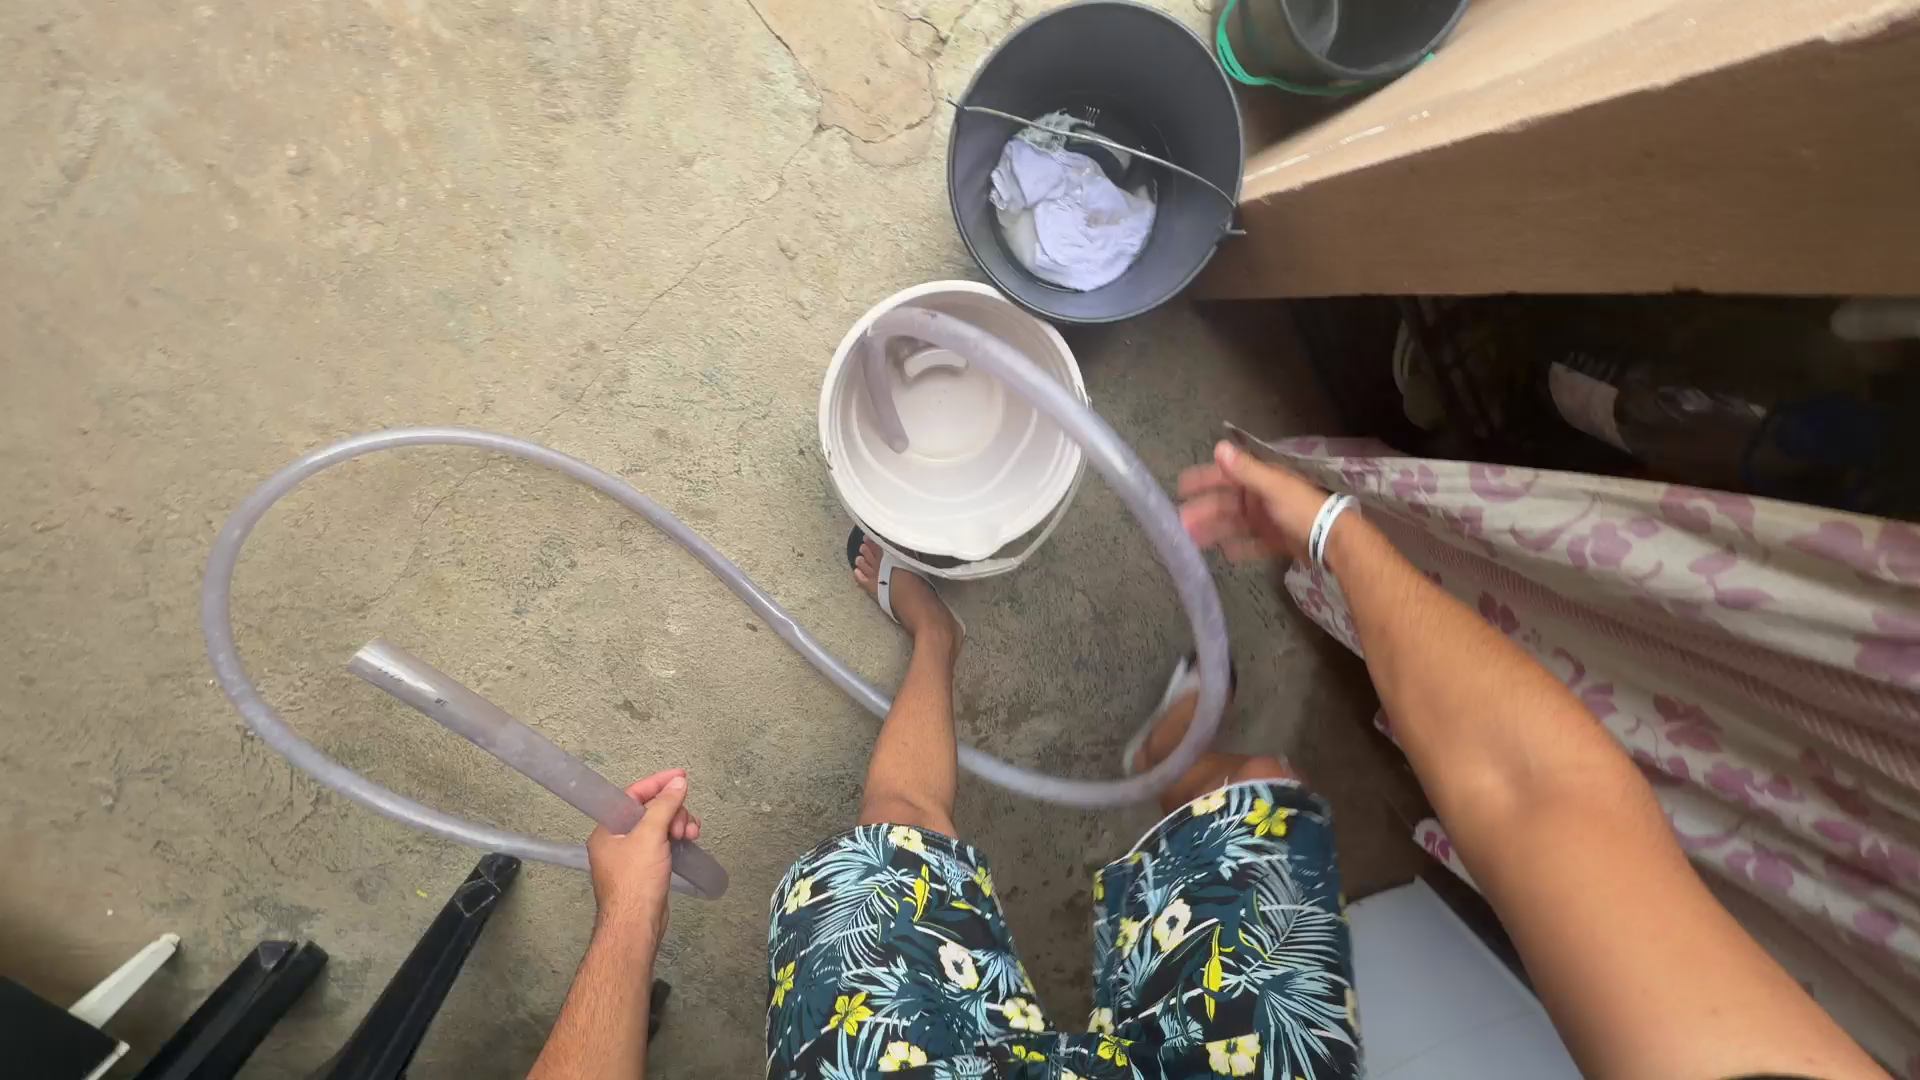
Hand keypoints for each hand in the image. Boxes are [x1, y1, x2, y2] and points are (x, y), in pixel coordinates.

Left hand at [586, 770, 699, 945]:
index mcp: (607, 830)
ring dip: (679, 823)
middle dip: (673, 810)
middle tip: (684, 823)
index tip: (681, 777)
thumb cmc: (636, 880)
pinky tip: (689, 840)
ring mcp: (632, 855)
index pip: (633, 795)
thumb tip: (678, 783)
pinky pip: (664, 841)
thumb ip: (665, 805)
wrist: (637, 925)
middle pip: (650, 810)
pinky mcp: (647, 867)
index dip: (657, 783)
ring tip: (690, 834)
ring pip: (660, 826)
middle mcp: (617, 840)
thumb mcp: (650, 835)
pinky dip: (678, 837)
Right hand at [1178, 440, 1328, 561]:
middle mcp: (1261, 498)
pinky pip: (1251, 543)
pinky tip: (1225, 553)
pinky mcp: (1274, 540)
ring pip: (1233, 524)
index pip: (1226, 476)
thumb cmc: (1302, 509)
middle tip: (1182, 523)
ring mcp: (1267, 520)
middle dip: (1204, 511)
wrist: (1332, 540)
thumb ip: (1246, 470)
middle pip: (1226, 503)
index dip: (1204, 480)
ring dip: (1214, 530)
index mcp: (1261, 481)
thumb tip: (1220, 447)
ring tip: (1193, 540)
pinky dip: (1238, 547)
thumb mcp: (1273, 487)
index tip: (1181, 488)